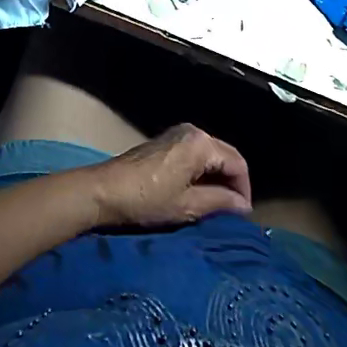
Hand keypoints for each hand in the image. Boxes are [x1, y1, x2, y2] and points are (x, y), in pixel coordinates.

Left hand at [78, 124, 252, 227]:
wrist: (103, 191)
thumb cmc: (146, 200)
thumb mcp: (187, 206)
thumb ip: (220, 202)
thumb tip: (243, 206)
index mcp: (201, 143)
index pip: (237, 164)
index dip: (244, 190)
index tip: (242, 215)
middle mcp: (192, 132)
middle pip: (225, 156)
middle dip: (231, 183)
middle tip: (232, 212)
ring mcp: (176, 135)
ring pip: (209, 156)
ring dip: (216, 179)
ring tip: (216, 206)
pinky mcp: (164, 143)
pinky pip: (194, 155)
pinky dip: (201, 173)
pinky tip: (196, 193)